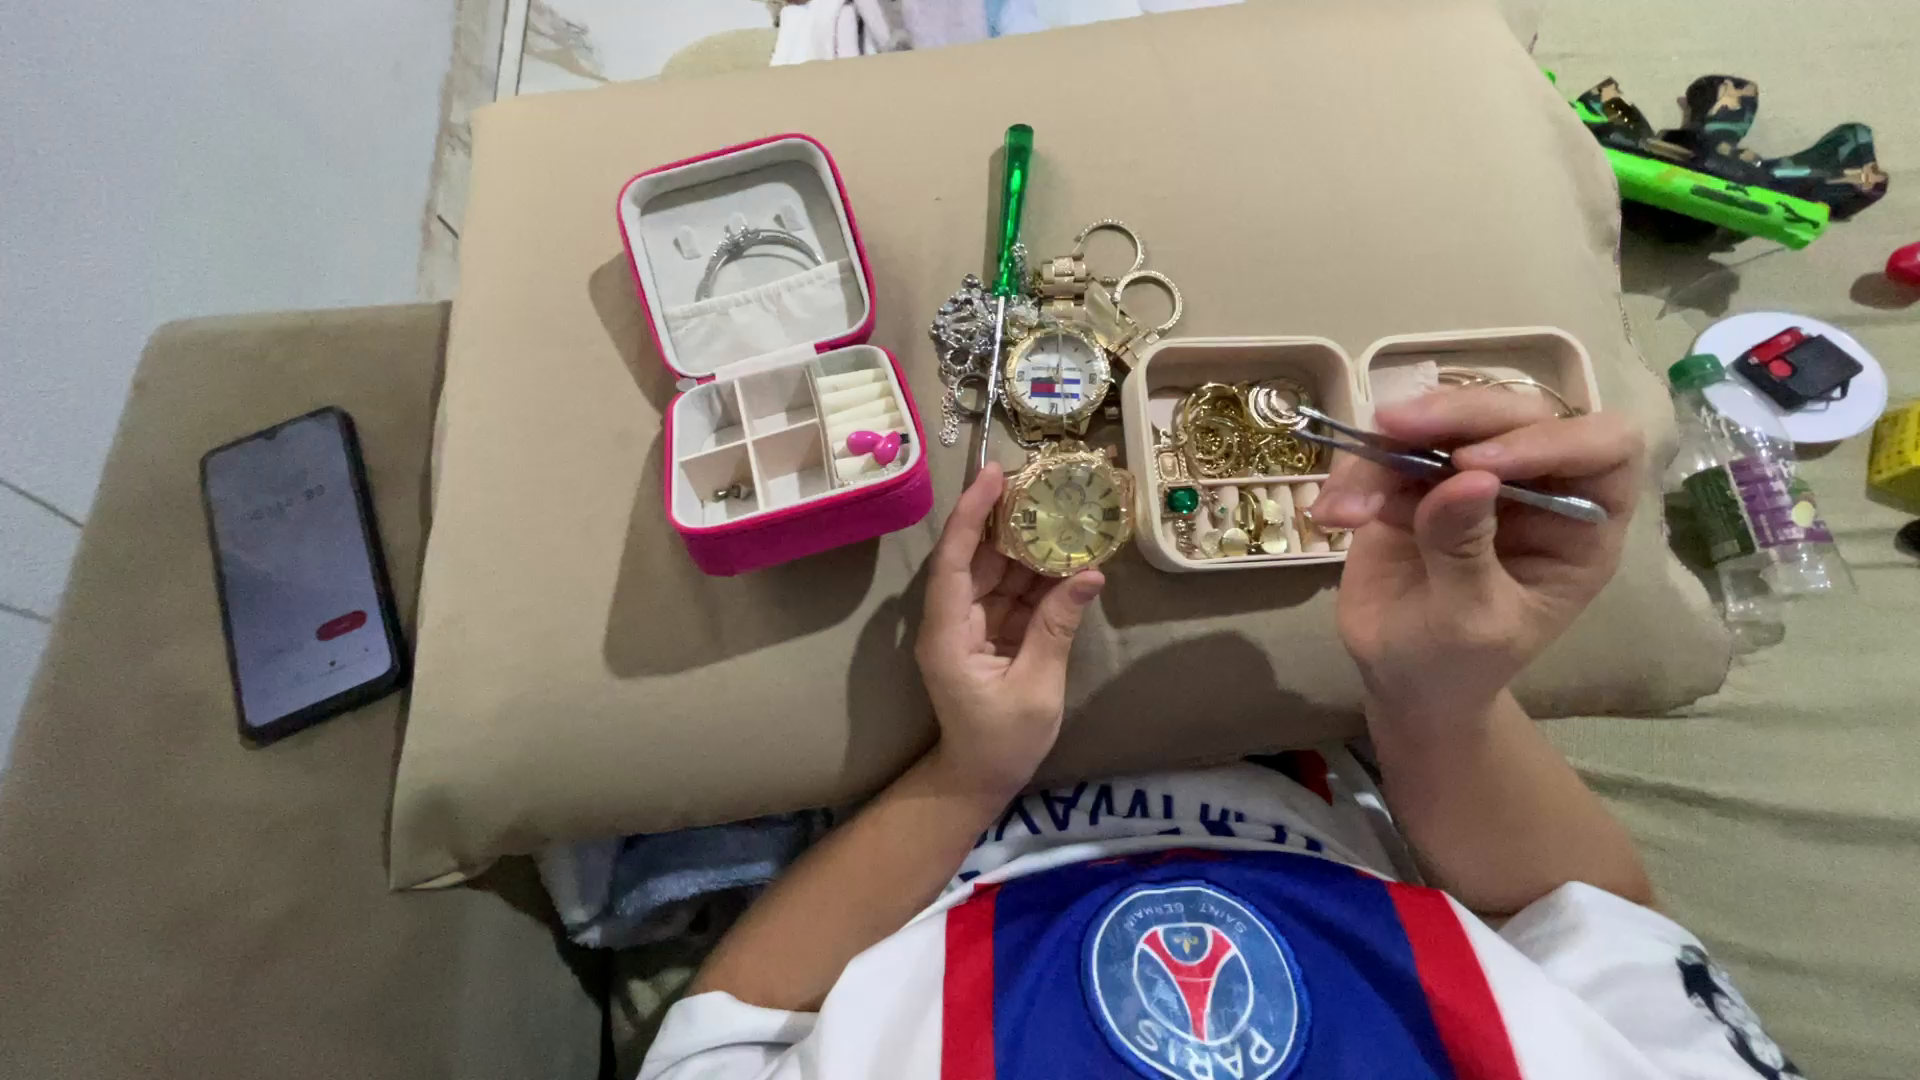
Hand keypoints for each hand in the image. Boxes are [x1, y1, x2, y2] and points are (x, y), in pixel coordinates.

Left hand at [914, 464, 1105, 795]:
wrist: (978, 778)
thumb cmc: (1001, 743)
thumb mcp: (1036, 689)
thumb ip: (1057, 628)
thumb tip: (1090, 575)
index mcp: (947, 633)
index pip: (953, 560)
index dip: (971, 515)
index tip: (993, 475)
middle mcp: (951, 620)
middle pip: (973, 557)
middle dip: (1004, 517)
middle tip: (1040, 480)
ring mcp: (968, 625)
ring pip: (994, 571)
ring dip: (1024, 543)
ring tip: (1059, 506)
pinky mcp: (987, 632)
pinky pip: (1009, 593)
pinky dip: (1035, 575)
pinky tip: (1064, 553)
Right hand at [1311, 388, 1643, 719]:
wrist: (1401, 678)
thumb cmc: (1458, 663)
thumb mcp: (1471, 621)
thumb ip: (1465, 550)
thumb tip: (1466, 479)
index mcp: (1580, 523)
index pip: (1600, 449)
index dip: (1547, 440)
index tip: (1472, 463)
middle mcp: (1532, 488)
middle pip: (1512, 415)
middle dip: (1452, 416)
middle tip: (1392, 428)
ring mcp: (1466, 482)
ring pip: (1438, 425)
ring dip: (1383, 453)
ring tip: (1346, 509)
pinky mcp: (1410, 486)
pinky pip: (1383, 455)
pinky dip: (1351, 476)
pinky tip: (1333, 516)